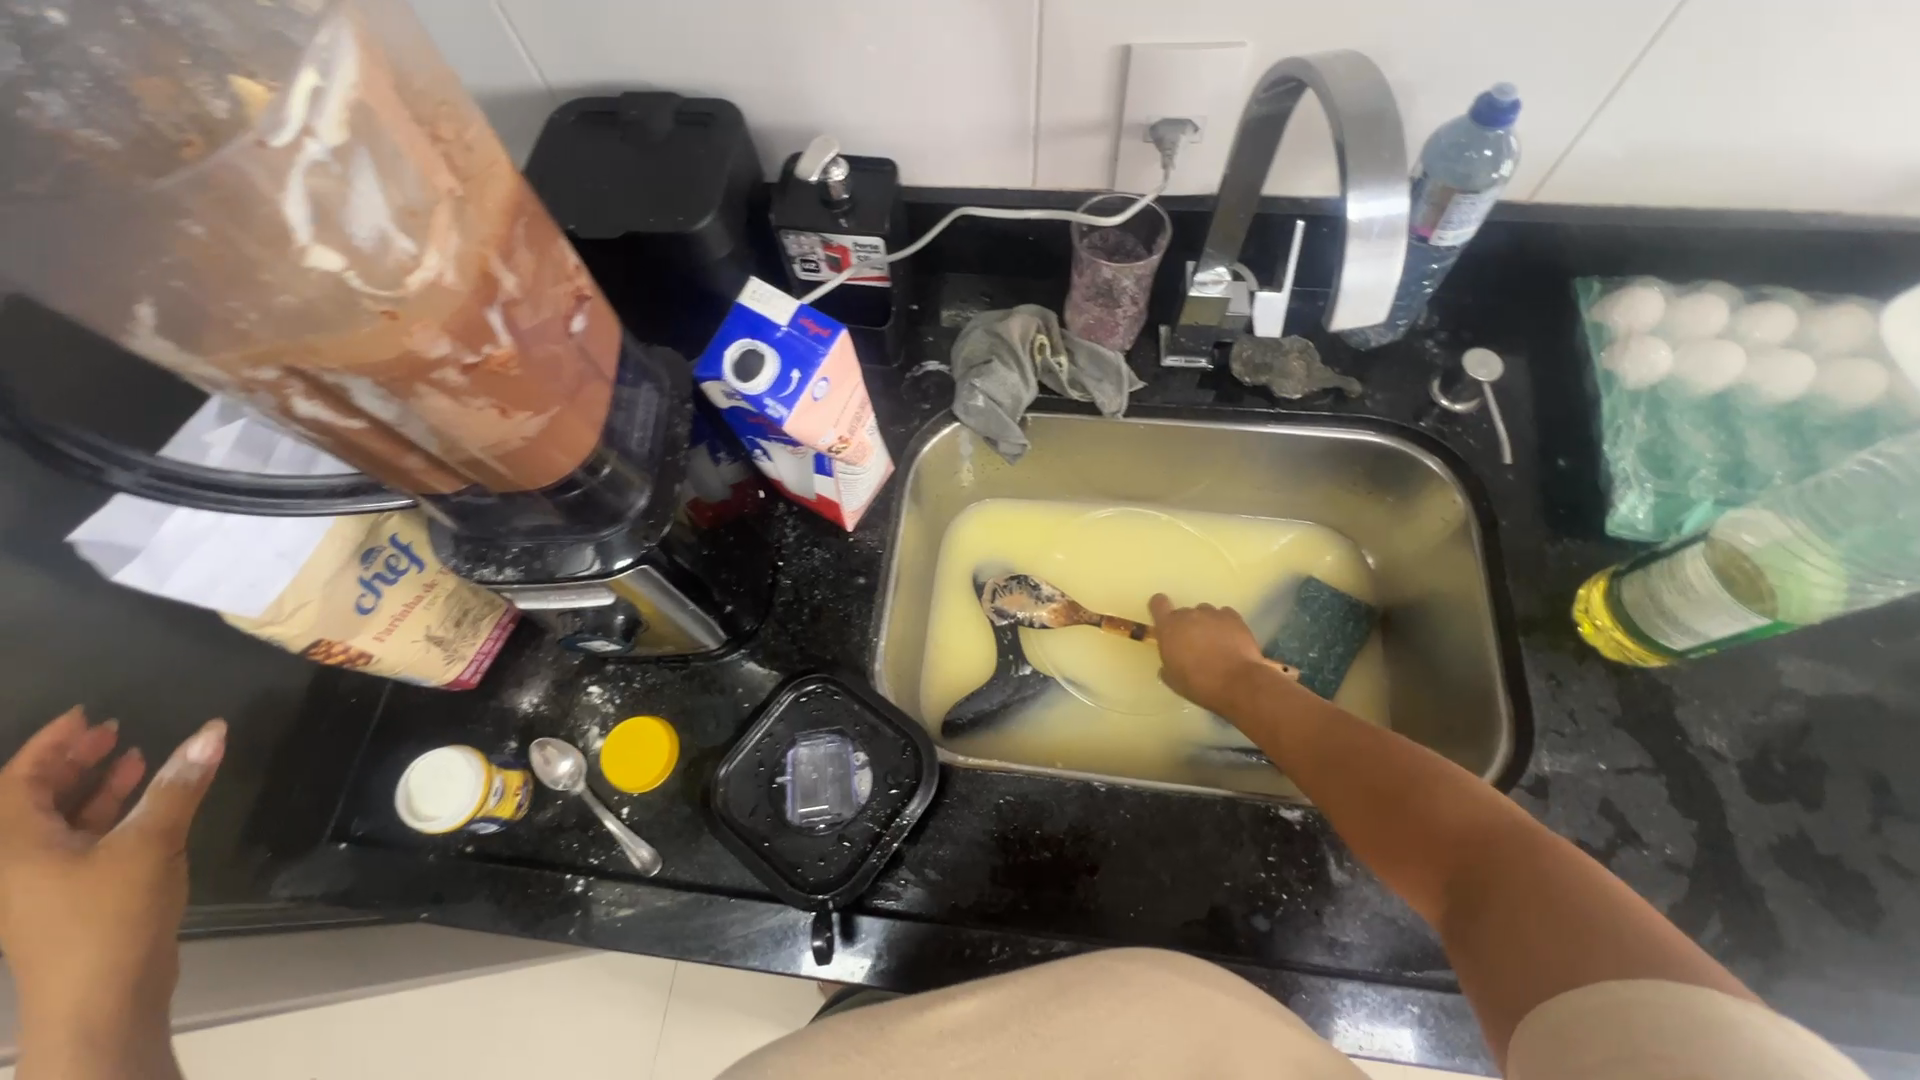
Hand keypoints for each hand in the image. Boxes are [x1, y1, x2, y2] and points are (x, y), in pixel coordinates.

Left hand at [0, 707, 223, 1079]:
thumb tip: (212, 731)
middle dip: (73, 762)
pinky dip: (108, 817)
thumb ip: (178, 785)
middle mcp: (16, 860)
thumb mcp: (150, 843)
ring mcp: (40, 883)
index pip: (21, 778)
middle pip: (34, 799)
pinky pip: (81, 842)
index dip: (54, 743)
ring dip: (95, 788)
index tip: (88, 714)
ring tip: (134, 758)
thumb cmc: (108, 916)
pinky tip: (145, 805)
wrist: (102, 997)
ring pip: (60, 821)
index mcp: (13, 844)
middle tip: (114, 730)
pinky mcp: (69, 899)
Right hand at [1148, 594, 1287, 715]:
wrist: (1236, 683)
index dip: (1160, 609)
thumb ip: (1167, 666)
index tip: (1165, 622)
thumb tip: (1168, 666)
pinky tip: (1230, 641)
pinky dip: (1225, 625)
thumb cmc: (1198, 683)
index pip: (1158, 603)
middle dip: (1187, 627)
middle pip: (1184, 613)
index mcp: (1168, 627)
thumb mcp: (1173, 680)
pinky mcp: (1234, 617)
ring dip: (1206, 625)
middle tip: (1194, 647)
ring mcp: (1213, 614)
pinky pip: (1224, 616)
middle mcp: (1189, 615)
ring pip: (1205, 613)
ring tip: (1215, 645)